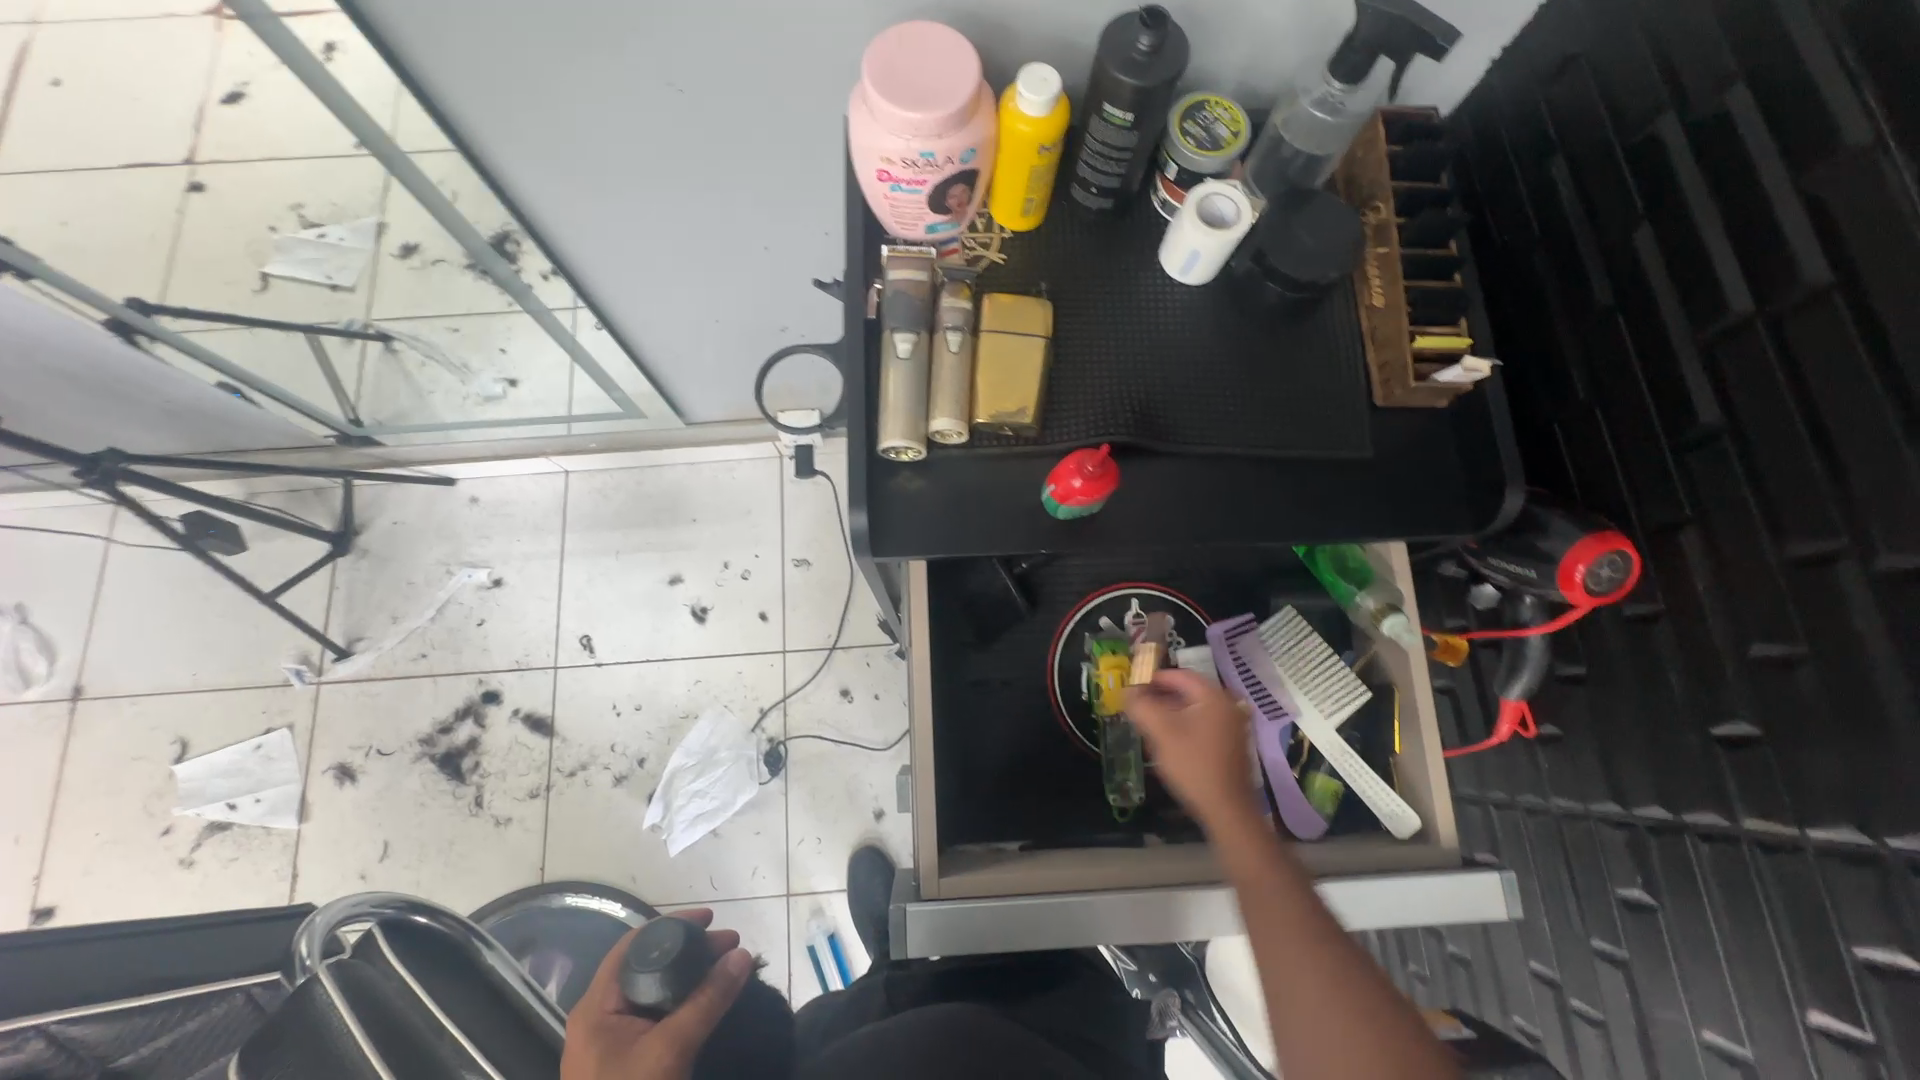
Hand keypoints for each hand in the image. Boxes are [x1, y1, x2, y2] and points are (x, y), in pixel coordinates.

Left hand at [561, 909, 756, 1079]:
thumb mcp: (671, 1049)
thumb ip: (706, 1000)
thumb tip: (742, 955)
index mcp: (596, 1007)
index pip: (632, 946)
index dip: (671, 926)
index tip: (711, 920)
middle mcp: (599, 1017)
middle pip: (644, 967)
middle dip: (688, 951)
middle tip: (730, 946)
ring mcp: (610, 1043)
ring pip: (652, 994)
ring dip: (688, 977)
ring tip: (726, 969)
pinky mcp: (625, 1063)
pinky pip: (654, 1018)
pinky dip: (682, 1003)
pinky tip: (708, 1004)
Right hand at [1125, 669, 1259, 829]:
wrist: (1227, 809)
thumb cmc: (1193, 766)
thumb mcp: (1161, 734)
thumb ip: (1141, 707)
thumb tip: (1127, 690)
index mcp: (1213, 696)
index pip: (1179, 675)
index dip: (1152, 679)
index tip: (1132, 690)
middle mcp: (1228, 704)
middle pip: (1188, 691)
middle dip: (1161, 697)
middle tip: (1139, 708)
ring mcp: (1233, 724)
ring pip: (1195, 709)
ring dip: (1171, 713)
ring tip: (1150, 726)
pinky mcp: (1233, 742)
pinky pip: (1204, 723)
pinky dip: (1185, 725)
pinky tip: (1170, 741)